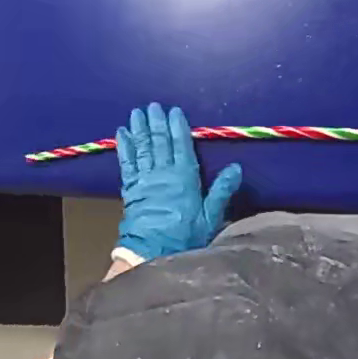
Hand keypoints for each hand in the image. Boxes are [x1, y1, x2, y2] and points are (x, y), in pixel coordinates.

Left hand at [114, 103, 242, 262]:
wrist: (151, 252)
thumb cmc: (185, 238)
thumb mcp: (210, 217)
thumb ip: (221, 191)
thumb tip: (236, 168)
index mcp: (185, 178)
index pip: (181, 146)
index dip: (177, 127)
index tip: (174, 111)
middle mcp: (163, 174)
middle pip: (159, 142)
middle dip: (156, 123)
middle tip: (152, 106)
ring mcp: (144, 180)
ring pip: (142, 148)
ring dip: (139, 130)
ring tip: (136, 113)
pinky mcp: (130, 190)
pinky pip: (127, 163)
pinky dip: (124, 147)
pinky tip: (122, 134)